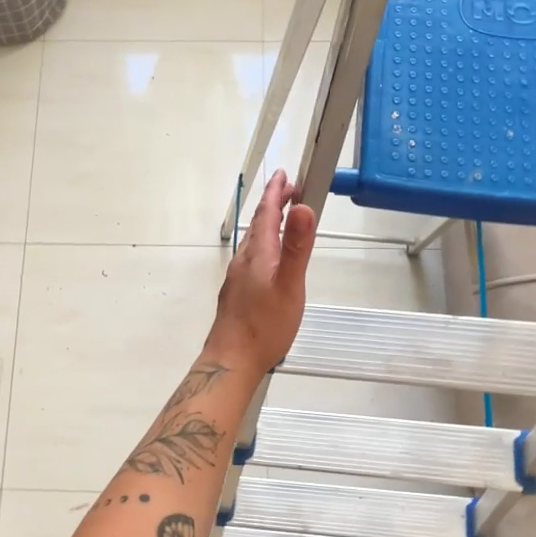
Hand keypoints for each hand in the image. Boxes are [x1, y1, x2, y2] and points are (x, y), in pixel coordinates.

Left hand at [206, 171, 317, 372]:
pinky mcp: (237, 295)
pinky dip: (264, 249)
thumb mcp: (289, 286)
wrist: (232, 360)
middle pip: (259, 226)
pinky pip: (252, 261)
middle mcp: (244, 262)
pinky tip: (269, 264)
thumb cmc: (264, 327)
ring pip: (254, 244)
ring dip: (268, 227)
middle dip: (273, 206)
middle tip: (288, 192)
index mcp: (258, 255)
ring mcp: (238, 279)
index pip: (266, 214)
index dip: (275, 193)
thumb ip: (297, 248)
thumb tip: (303, 208)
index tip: (284, 175)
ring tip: (282, 222)